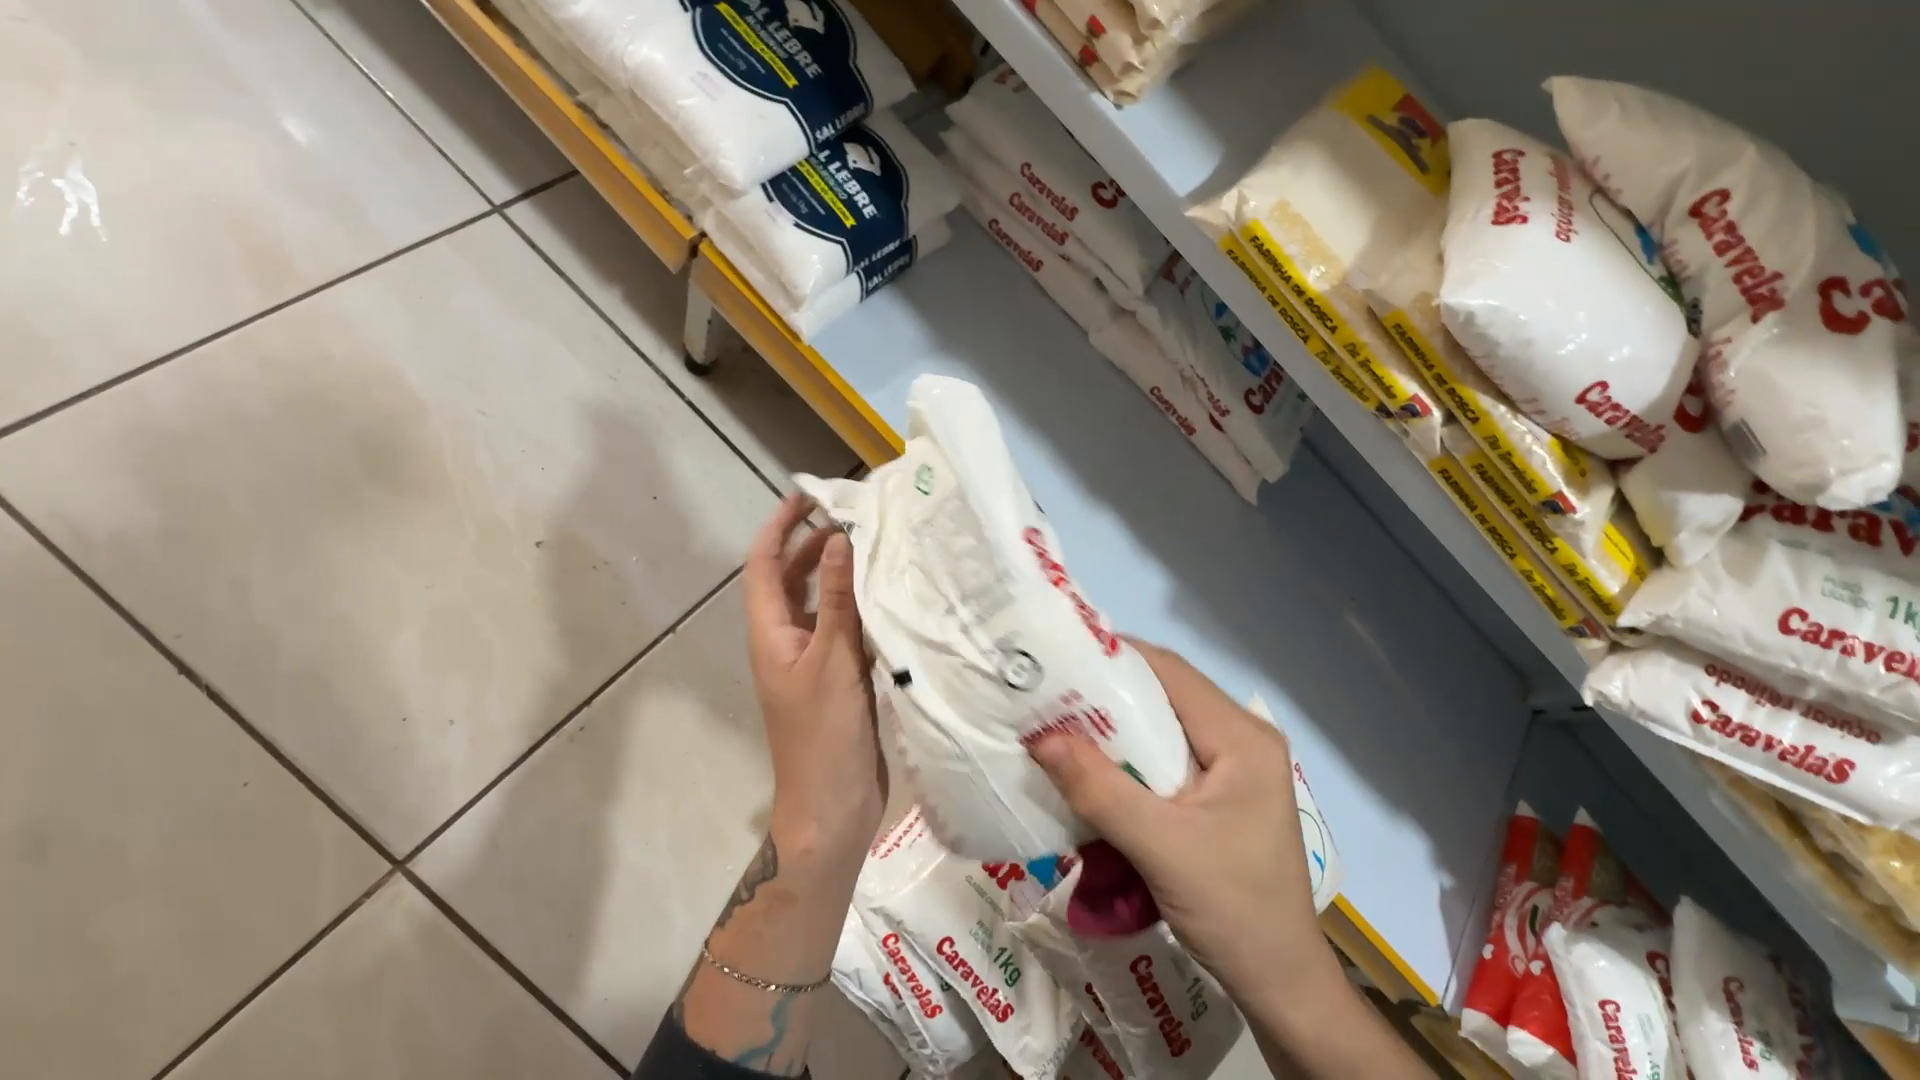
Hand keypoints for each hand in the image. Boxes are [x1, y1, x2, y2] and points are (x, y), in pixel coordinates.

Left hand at [744, 494, 885, 870]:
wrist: (832, 808)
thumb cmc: (822, 735)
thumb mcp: (831, 661)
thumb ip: (837, 600)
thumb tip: (838, 539)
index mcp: (771, 633)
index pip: (764, 566)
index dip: (779, 528)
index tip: (807, 496)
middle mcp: (787, 641)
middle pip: (792, 580)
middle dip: (814, 545)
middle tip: (853, 516)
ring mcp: (813, 662)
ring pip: (822, 604)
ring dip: (841, 575)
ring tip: (876, 546)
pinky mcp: (840, 680)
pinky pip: (846, 630)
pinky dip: (862, 608)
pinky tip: (893, 597)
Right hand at [1029, 641, 1338, 1001]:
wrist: (1280, 982)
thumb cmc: (1232, 908)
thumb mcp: (1160, 847)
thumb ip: (1100, 789)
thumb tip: (1040, 737)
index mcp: (1242, 738)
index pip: (1170, 672)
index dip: (1113, 658)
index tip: (1056, 660)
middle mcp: (1242, 741)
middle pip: (1165, 697)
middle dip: (1107, 696)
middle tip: (1048, 698)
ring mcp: (1235, 771)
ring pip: (1163, 730)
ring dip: (1115, 731)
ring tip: (1059, 730)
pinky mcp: (1222, 798)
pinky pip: (1167, 761)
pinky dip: (1129, 762)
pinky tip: (1093, 773)